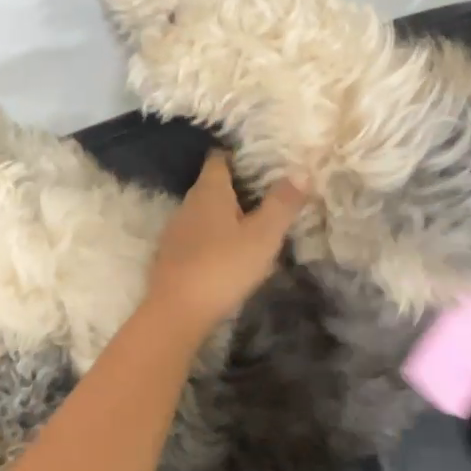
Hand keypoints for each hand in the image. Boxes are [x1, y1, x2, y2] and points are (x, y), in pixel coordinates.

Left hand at [144, 152, 307, 337]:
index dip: (238, 157)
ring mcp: (174, 233)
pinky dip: (211, 242)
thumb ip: (282, 204)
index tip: (260, 164)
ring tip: (249, 228)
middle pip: (211, 187)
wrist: (176, 313)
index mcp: (208, 191)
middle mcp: (186, 205)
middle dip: (235, 189)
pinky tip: (226, 257)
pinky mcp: (169, 259)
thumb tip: (301, 172)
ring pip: (202, 215)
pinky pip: (194, 240)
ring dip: (223, 218)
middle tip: (264, 198)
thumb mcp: (263, 236)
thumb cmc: (223, 268)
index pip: (219, 159)